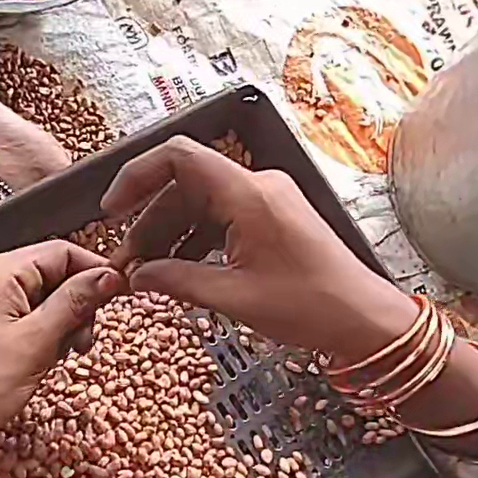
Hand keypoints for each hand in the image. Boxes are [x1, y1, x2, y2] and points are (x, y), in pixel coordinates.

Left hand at [0, 240, 125, 439]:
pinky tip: (43, 356)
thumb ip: (75, 302)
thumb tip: (110, 275)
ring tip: (62, 353)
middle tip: (84, 339)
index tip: (119, 295)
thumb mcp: (37, 342)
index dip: (95, 269)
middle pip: (51, 272)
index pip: (61, 251)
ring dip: (61, 321)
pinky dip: (41, 332)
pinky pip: (22, 314)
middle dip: (76, 302)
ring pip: (39, 295)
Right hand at [100, 136, 415, 360]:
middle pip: (184, 188)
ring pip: (200, 205)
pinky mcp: (272, 218)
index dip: (136, 177)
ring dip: (170, 236)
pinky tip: (179, 270)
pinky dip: (195, 242)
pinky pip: (221, 220)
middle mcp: (257, 186)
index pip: (178, 158)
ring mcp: (266, 200)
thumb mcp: (234, 298)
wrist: (366, 320)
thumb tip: (135, 277)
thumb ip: (178, 281)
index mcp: (248, 194)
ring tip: (147, 274)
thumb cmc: (310, 307)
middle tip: (127, 265)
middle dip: (149, 224)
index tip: (111, 210)